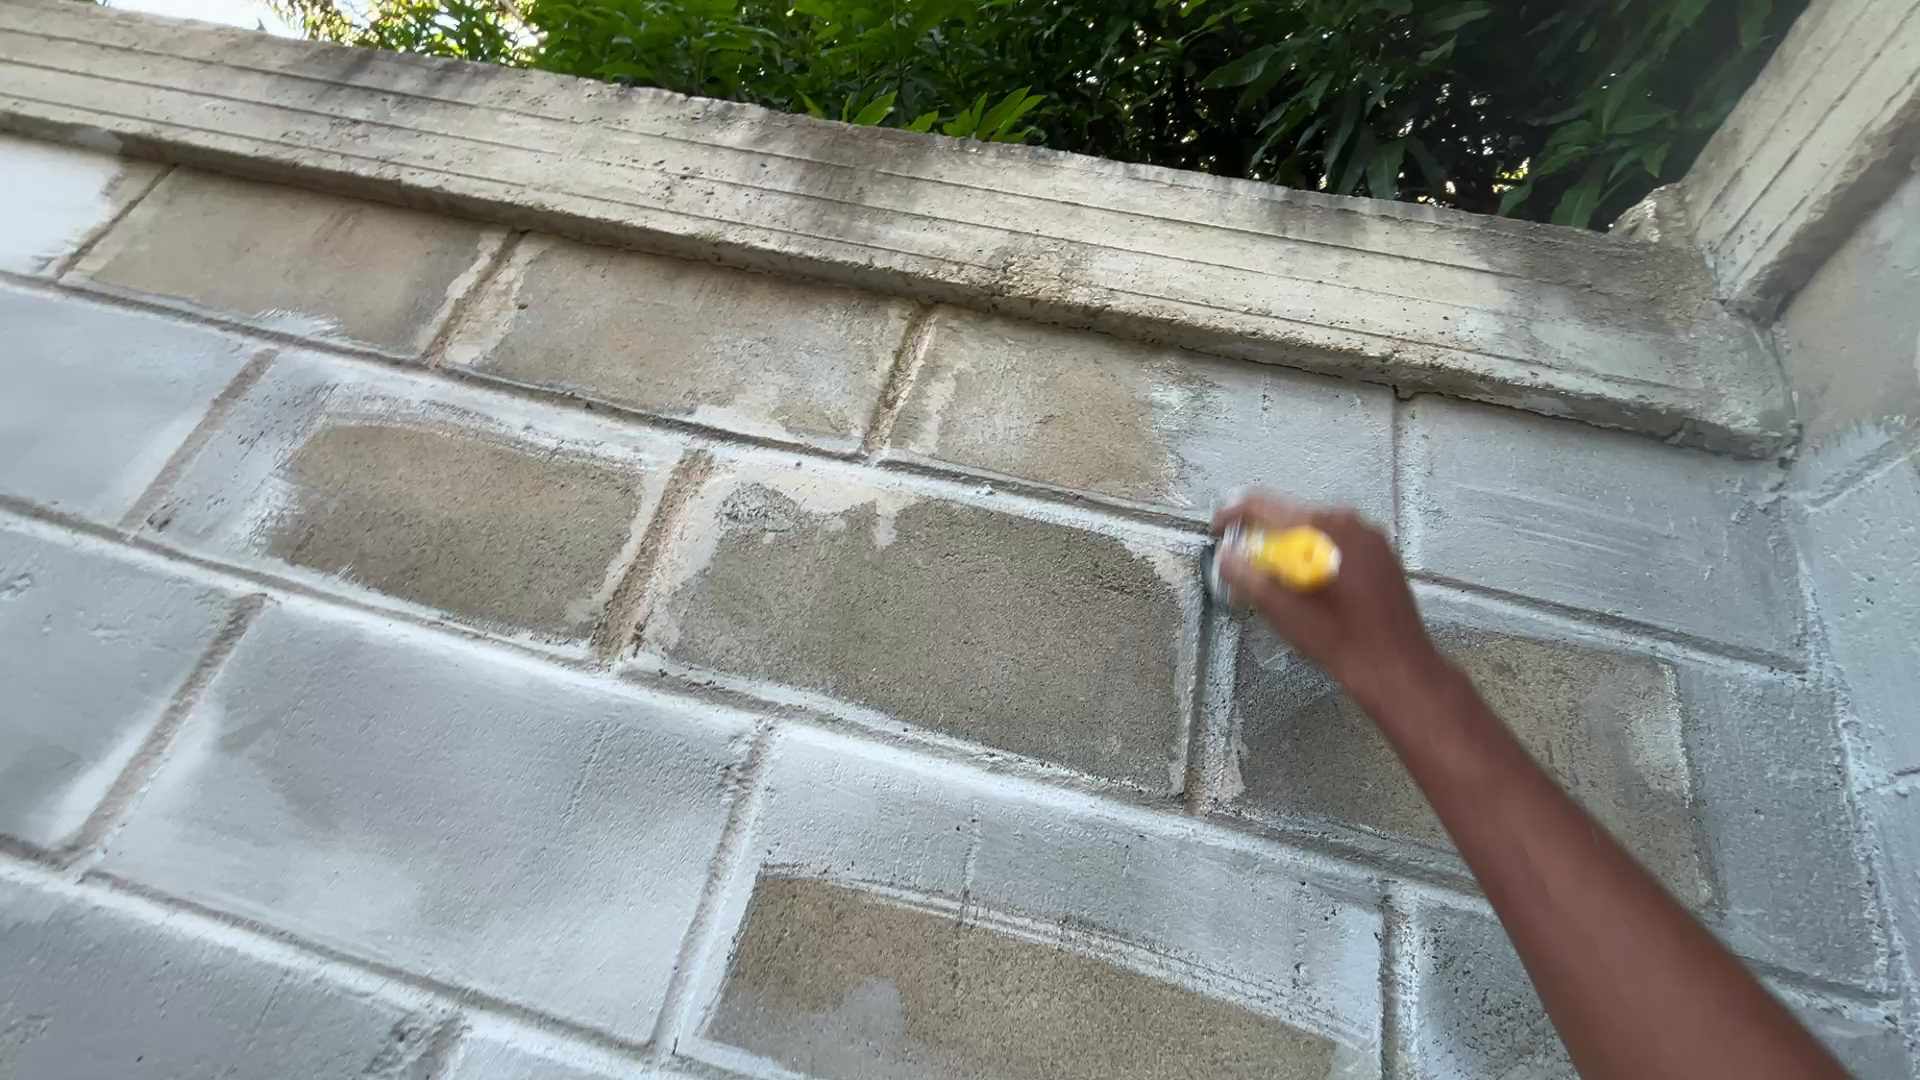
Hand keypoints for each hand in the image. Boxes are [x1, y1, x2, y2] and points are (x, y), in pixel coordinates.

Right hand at [1212, 493, 1443, 710]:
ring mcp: (1368, 533)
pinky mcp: (1382, 551)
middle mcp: (1345, 519)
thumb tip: (1226, 554)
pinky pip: (1337, 539)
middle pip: (1288, 514)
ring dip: (1289, 544)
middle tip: (1245, 560)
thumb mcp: (1277, 606)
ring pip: (1314, 527)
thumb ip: (1244, 573)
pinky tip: (1311, 580)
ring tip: (1277, 574)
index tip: (1217, 531)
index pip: (1261, 505)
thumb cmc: (1332, 635)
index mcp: (1316, 527)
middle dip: (1261, 534)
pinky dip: (1315, 552)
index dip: (1231, 514)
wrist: (1394, 663)